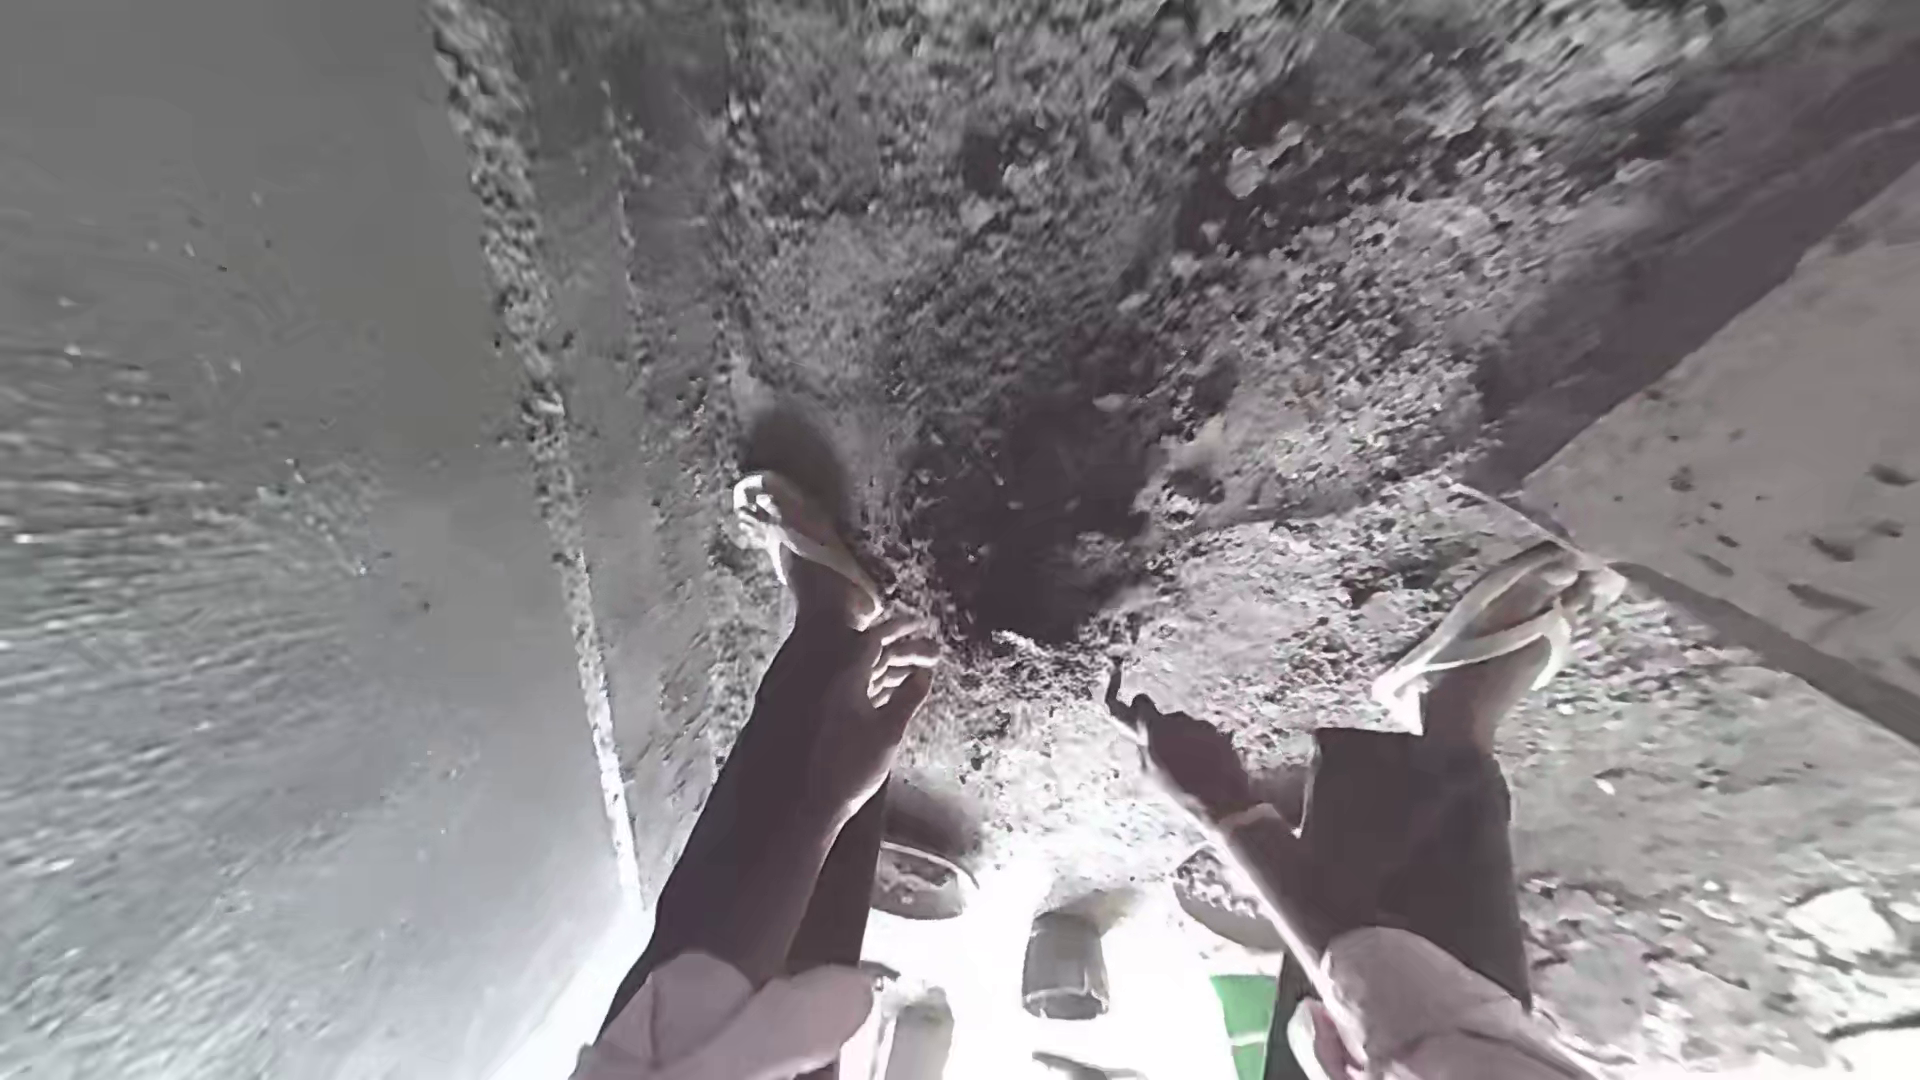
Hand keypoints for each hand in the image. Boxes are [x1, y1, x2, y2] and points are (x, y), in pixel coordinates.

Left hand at [807, 614, 939, 825]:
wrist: (793, 807)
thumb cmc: (844, 770)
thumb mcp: (887, 733)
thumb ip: (908, 698)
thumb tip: (925, 675)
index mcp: (842, 669)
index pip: (876, 637)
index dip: (901, 629)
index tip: (921, 624)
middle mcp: (820, 671)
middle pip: (865, 650)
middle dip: (897, 649)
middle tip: (925, 650)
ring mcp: (807, 689)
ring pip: (851, 669)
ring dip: (880, 668)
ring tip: (910, 673)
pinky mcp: (800, 709)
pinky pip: (836, 684)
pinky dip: (861, 684)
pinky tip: (880, 694)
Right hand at [1105, 664, 1253, 824]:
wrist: (1221, 801)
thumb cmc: (1180, 791)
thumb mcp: (1149, 775)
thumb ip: (1143, 750)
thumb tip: (1141, 740)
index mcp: (1155, 728)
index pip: (1142, 702)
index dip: (1140, 708)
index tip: (1140, 714)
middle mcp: (1178, 720)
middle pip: (1167, 718)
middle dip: (1166, 731)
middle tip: (1168, 753)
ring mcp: (1201, 726)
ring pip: (1188, 727)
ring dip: (1186, 739)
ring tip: (1191, 764)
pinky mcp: (1219, 734)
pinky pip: (1206, 735)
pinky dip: (1204, 745)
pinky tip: (1206, 765)